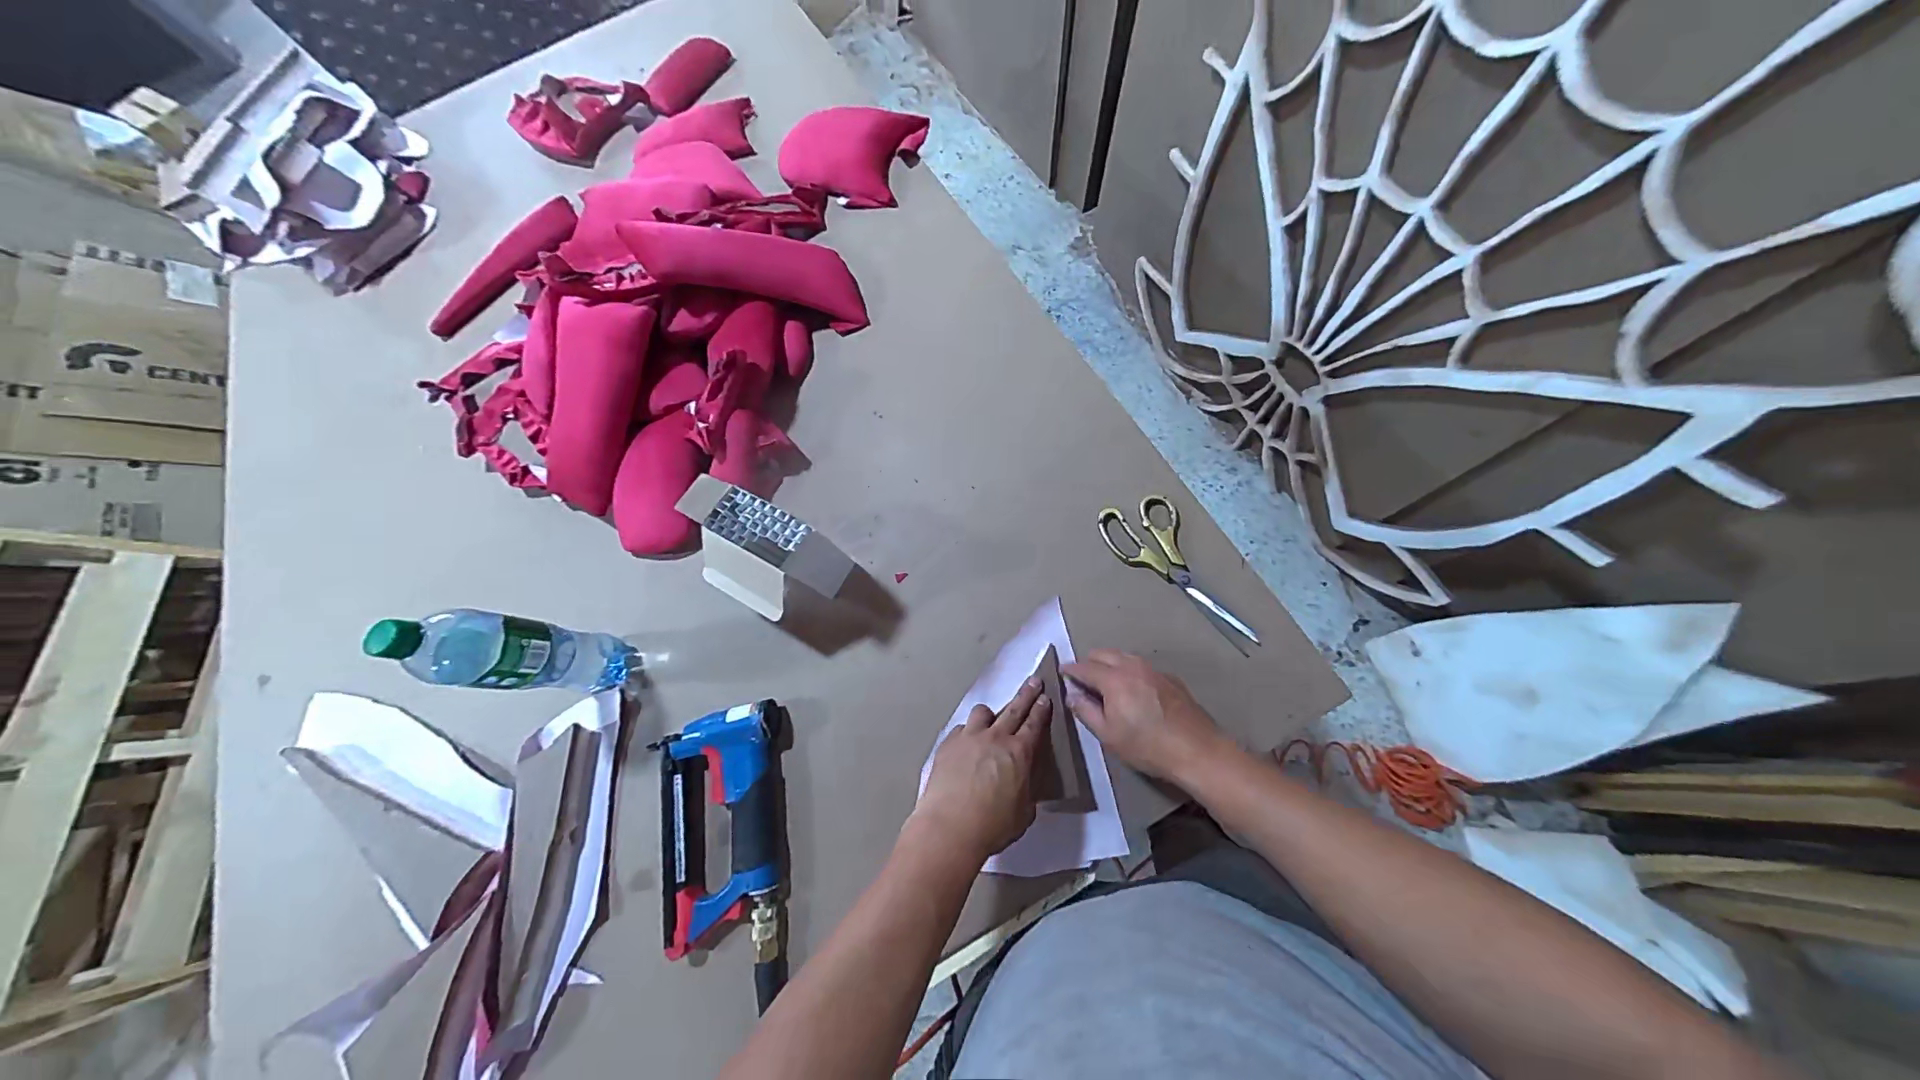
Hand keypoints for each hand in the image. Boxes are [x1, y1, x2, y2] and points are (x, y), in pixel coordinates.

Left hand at [911, 676, 1051, 861]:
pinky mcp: (948, 744)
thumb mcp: (1024, 811)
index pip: (1035, 724)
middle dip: (1026, 694)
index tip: (1045, 697)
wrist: (950, 827)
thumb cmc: (993, 826)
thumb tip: (1022, 781)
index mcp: (1020, 753)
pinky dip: (967, 733)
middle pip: (1014, 708)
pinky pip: (961, 730)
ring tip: (991, 719)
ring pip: (983, 713)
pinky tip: (966, 743)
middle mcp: (996, 738)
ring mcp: (969, 738)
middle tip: (1033, 681)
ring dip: (991, 714)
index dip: (1041, 709)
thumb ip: (1026, 788)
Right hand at [1063, 650, 1234, 782]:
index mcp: (1114, 679)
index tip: (1062, 672)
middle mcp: (1133, 667)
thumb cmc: (1148, 747)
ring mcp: (1154, 670)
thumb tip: (1072, 695)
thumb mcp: (1109, 735)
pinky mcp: (1171, 678)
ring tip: (1106, 683)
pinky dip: (1130, 671)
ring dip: (1110, 664)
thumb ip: (1086, 711)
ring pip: (1124, 657)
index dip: (1070, 669)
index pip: (1084, 667)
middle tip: (1082, 680)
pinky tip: (1134, 690)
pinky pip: (1142, 667)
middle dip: (1089, 663)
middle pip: (1103, 653)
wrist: (1197, 751)